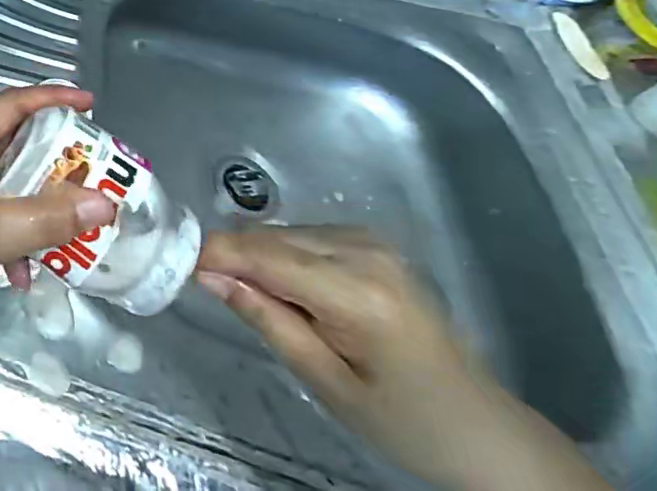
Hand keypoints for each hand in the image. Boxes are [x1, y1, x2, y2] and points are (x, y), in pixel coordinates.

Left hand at [0, 86, 116, 334]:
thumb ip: (50, 219)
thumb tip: (108, 204)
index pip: (13, 104)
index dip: (54, 98)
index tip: (92, 105)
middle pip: (17, 141)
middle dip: (57, 157)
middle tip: (93, 169)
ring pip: (13, 178)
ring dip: (41, 200)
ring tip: (73, 220)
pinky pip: (1, 208)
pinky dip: (20, 229)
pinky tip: (26, 270)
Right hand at [197, 227, 609, 490]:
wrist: (479, 425)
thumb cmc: (403, 420)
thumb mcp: (327, 383)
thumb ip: (268, 320)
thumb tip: (211, 275)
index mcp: (357, 293)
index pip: (268, 255)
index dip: (218, 252)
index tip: (177, 262)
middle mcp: (365, 250)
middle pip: (275, 237)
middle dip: (233, 252)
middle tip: (198, 280)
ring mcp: (373, 241)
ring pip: (289, 231)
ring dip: (258, 253)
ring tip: (241, 291)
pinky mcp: (375, 242)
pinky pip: (310, 236)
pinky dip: (283, 253)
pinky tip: (280, 284)